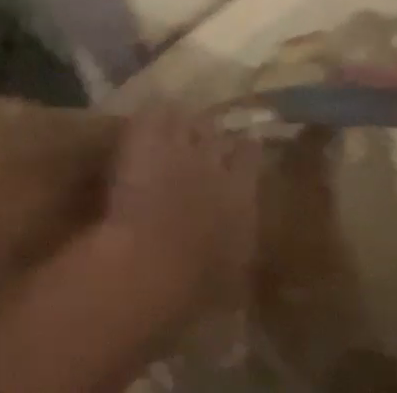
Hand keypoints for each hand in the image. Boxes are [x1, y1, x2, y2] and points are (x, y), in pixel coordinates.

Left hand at [104, 107, 262, 306]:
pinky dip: (151, 114)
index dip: (245, 152)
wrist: (150, 263)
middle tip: (200, 142)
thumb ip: (238, 252)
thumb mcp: (231, 280)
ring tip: (170, 126)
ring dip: (180, 122)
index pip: (251, 156)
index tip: (241, 150)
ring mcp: (179, 145)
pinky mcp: (145, 136)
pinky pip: (153, 111)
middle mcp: (215, 161)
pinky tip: (146, 118)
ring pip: (186, 117)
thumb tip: (238, 251)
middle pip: (217, 133)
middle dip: (210, 136)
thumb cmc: (194, 286)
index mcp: (242, 195)